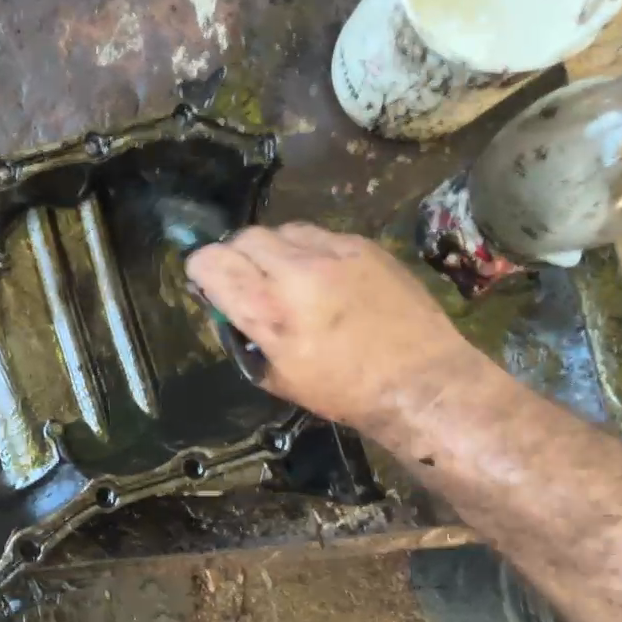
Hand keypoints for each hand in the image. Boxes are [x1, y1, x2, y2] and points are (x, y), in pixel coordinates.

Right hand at [185, 223, 482, 430]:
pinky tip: (322, 277)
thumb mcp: (272, 375)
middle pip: (243, 238)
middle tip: (247, 281)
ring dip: (272, 250)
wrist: (419, 381)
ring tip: (285, 276)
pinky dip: (308, 251)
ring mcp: (333, 253)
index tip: (209, 285)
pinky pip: (318, 235)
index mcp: (267, 310)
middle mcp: (295, 271)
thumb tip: (224, 304)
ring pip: (280, 230)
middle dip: (235, 257)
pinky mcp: (364, 246)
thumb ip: (242, 332)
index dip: (201, 271)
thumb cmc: (340, 390)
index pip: (210, 261)